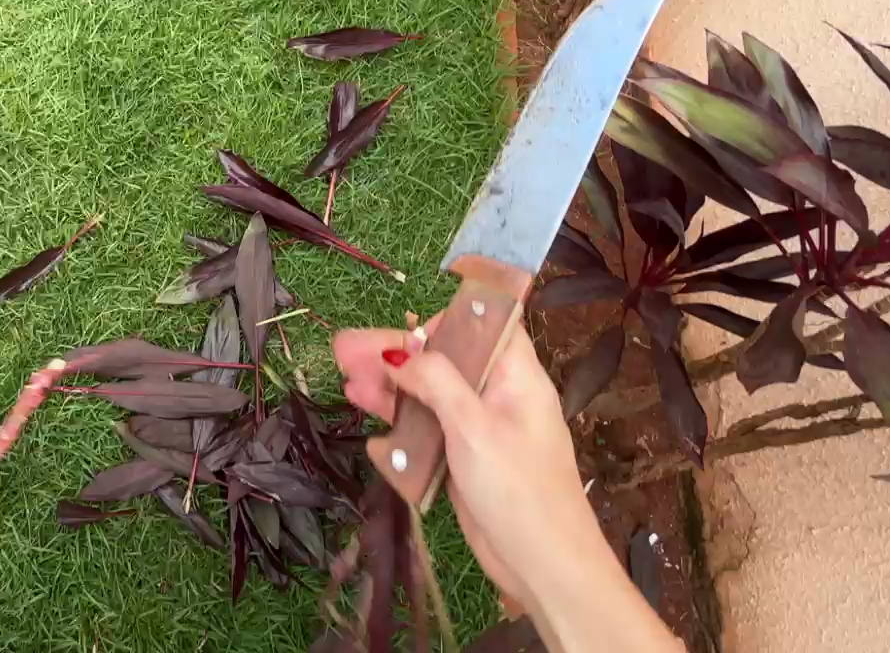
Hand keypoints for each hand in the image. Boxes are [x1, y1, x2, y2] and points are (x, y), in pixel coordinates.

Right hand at [333, 323, 678, 652]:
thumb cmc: (520, 492)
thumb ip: (436, 382)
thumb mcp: (476, 428)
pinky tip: (365, 411)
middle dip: (392, 351)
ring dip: (385, 382)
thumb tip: (398, 352)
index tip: (408, 322)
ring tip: (344, 377)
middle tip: (344, 348)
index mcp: (515, 377)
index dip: (448, 317)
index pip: (485, 325)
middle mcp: (495, 393)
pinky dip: (395, 414)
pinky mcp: (460, 454)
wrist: (545, 571)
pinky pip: (423, 422)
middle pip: (438, 358)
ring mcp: (475, 425)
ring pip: (424, 390)